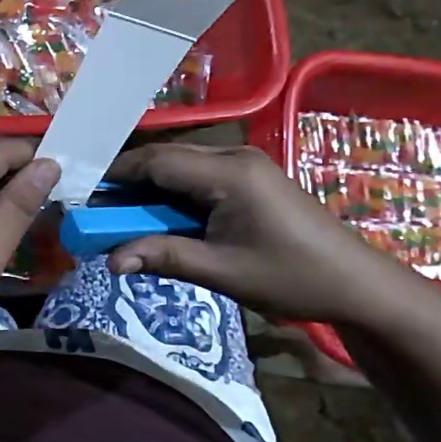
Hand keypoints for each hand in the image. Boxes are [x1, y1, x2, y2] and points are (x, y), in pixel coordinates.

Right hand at [104, 143, 425, 325]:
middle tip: (98, 209)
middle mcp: (236, 157)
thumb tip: (110, 261)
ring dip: (152, 188)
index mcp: (230, 173)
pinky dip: (175, 194)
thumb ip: (165, 257)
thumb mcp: (223, 271)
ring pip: (183, 166)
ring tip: (122, 215)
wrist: (356, 283)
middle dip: (130, 181)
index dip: (117, 174)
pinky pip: (202, 177)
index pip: (158, 161)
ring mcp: (247, 165)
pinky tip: (162, 216)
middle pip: (168, 158)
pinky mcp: (253, 178)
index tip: (84, 191)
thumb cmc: (292, 277)